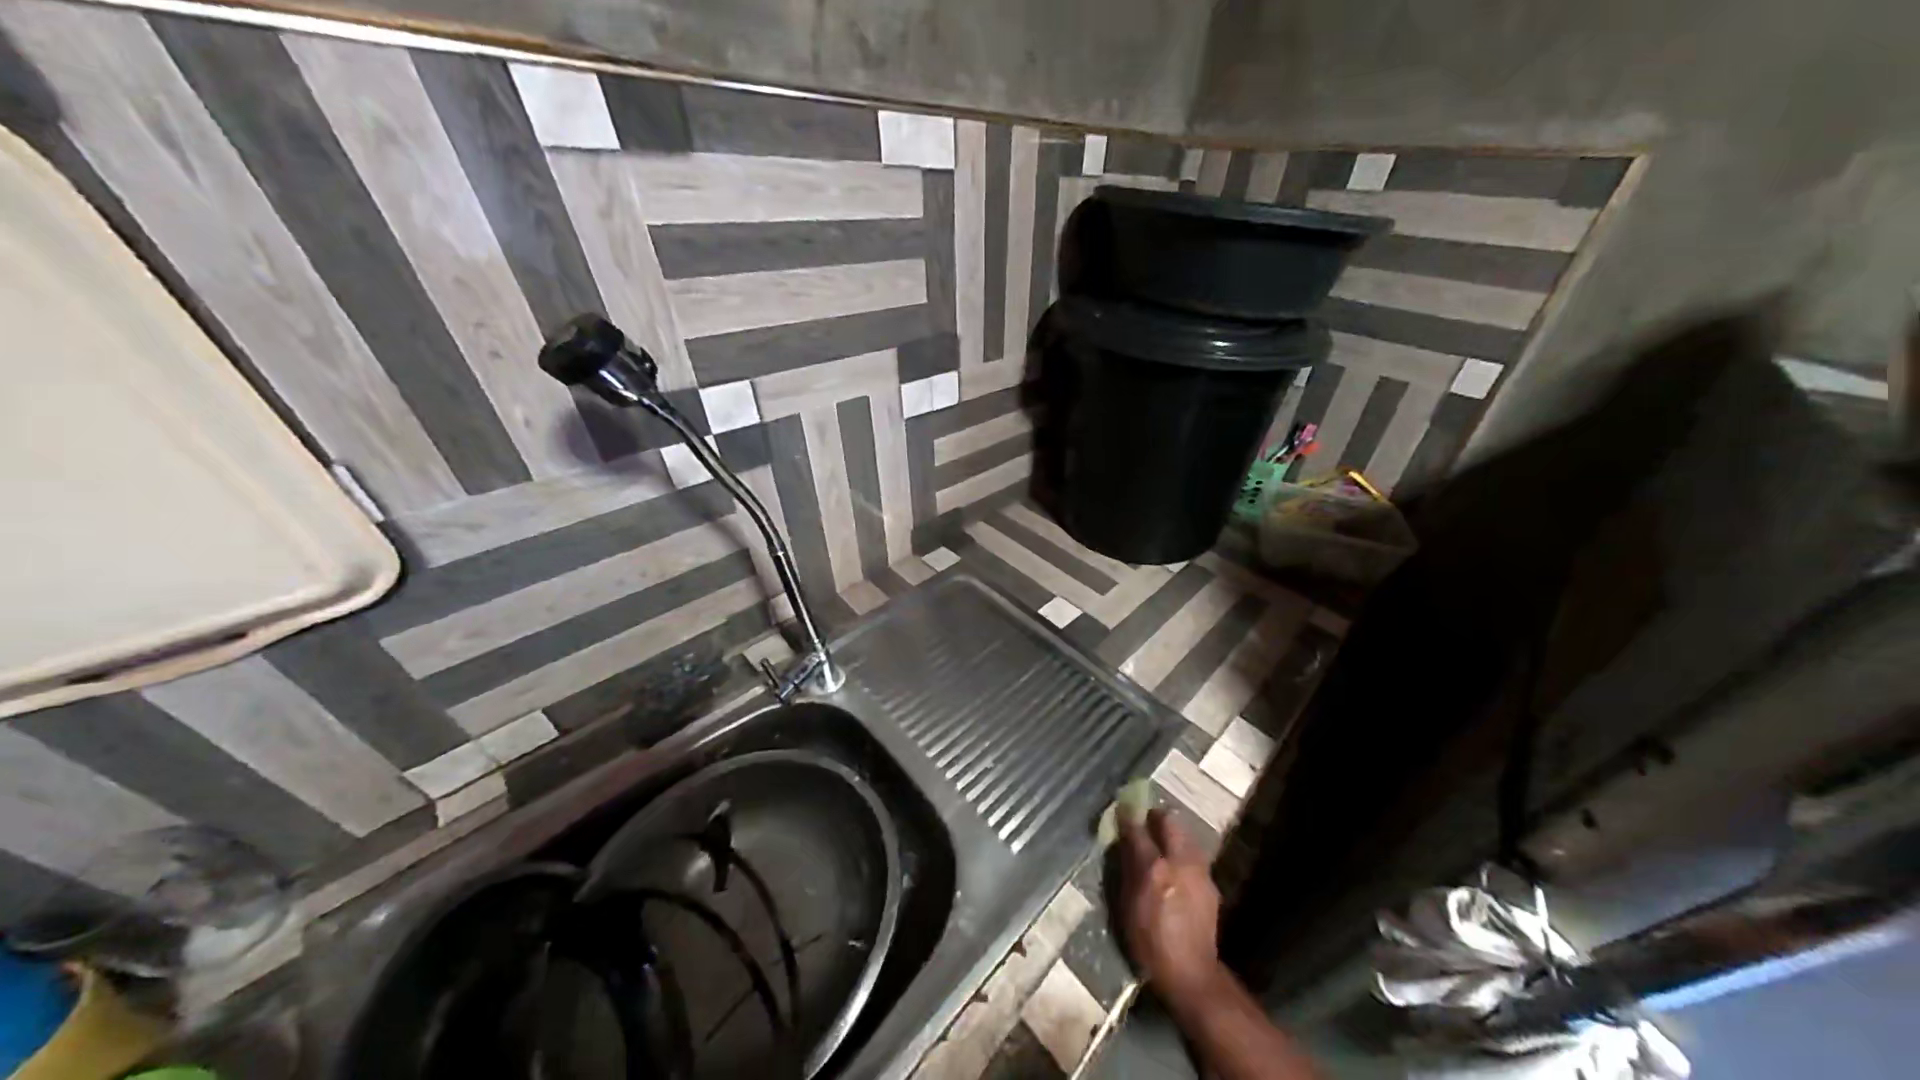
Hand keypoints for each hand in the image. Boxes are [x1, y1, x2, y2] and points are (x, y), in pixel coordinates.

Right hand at [1117, 809, 1223, 998]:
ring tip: (1162, 839)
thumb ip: (1127, 870)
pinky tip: (1177, 864)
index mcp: (1153, 868)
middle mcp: (1179, 863)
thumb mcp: (1127, 906)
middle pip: (1171, 822)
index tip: (1122, 807)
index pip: (1138, 830)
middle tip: (1147, 819)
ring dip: (1173, 832)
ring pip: (1187, 836)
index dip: (1128, 816)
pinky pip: (1195, 855)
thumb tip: (1124, 844)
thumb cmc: (1149, 942)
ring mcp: (1199, 872)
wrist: (1190, 972)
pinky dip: (1183, 851)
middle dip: (1157, 816)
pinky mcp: (1210, 884)